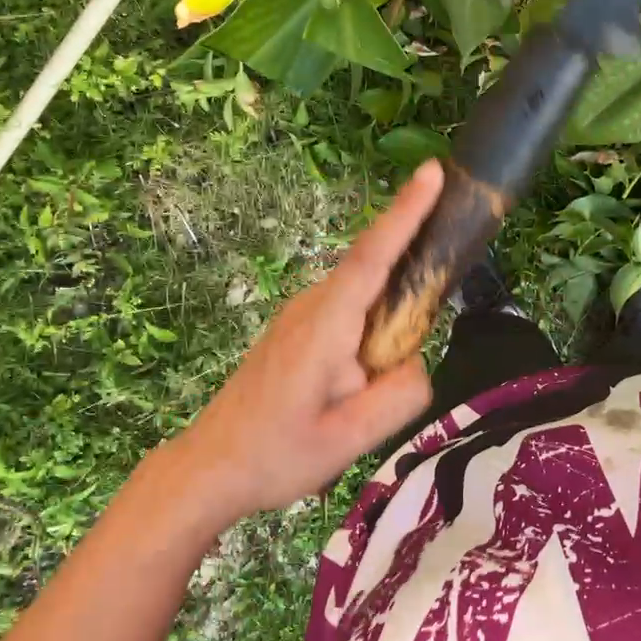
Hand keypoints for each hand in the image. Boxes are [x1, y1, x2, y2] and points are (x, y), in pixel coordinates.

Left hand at [169, 161, 441, 524]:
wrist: (207, 470)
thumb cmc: (275, 456)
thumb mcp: (350, 440)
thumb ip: (400, 394)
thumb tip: (416, 359)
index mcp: (325, 326)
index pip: (372, 256)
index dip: (406, 211)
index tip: (433, 170)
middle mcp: (313, 306)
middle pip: (379, 272)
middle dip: (410, 290)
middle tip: (401, 356)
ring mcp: (303, 313)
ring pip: (368, 298)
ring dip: (387, 328)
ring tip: (360, 398)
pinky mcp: (302, 327)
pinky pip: (354, 311)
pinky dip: (371, 331)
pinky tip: (355, 385)